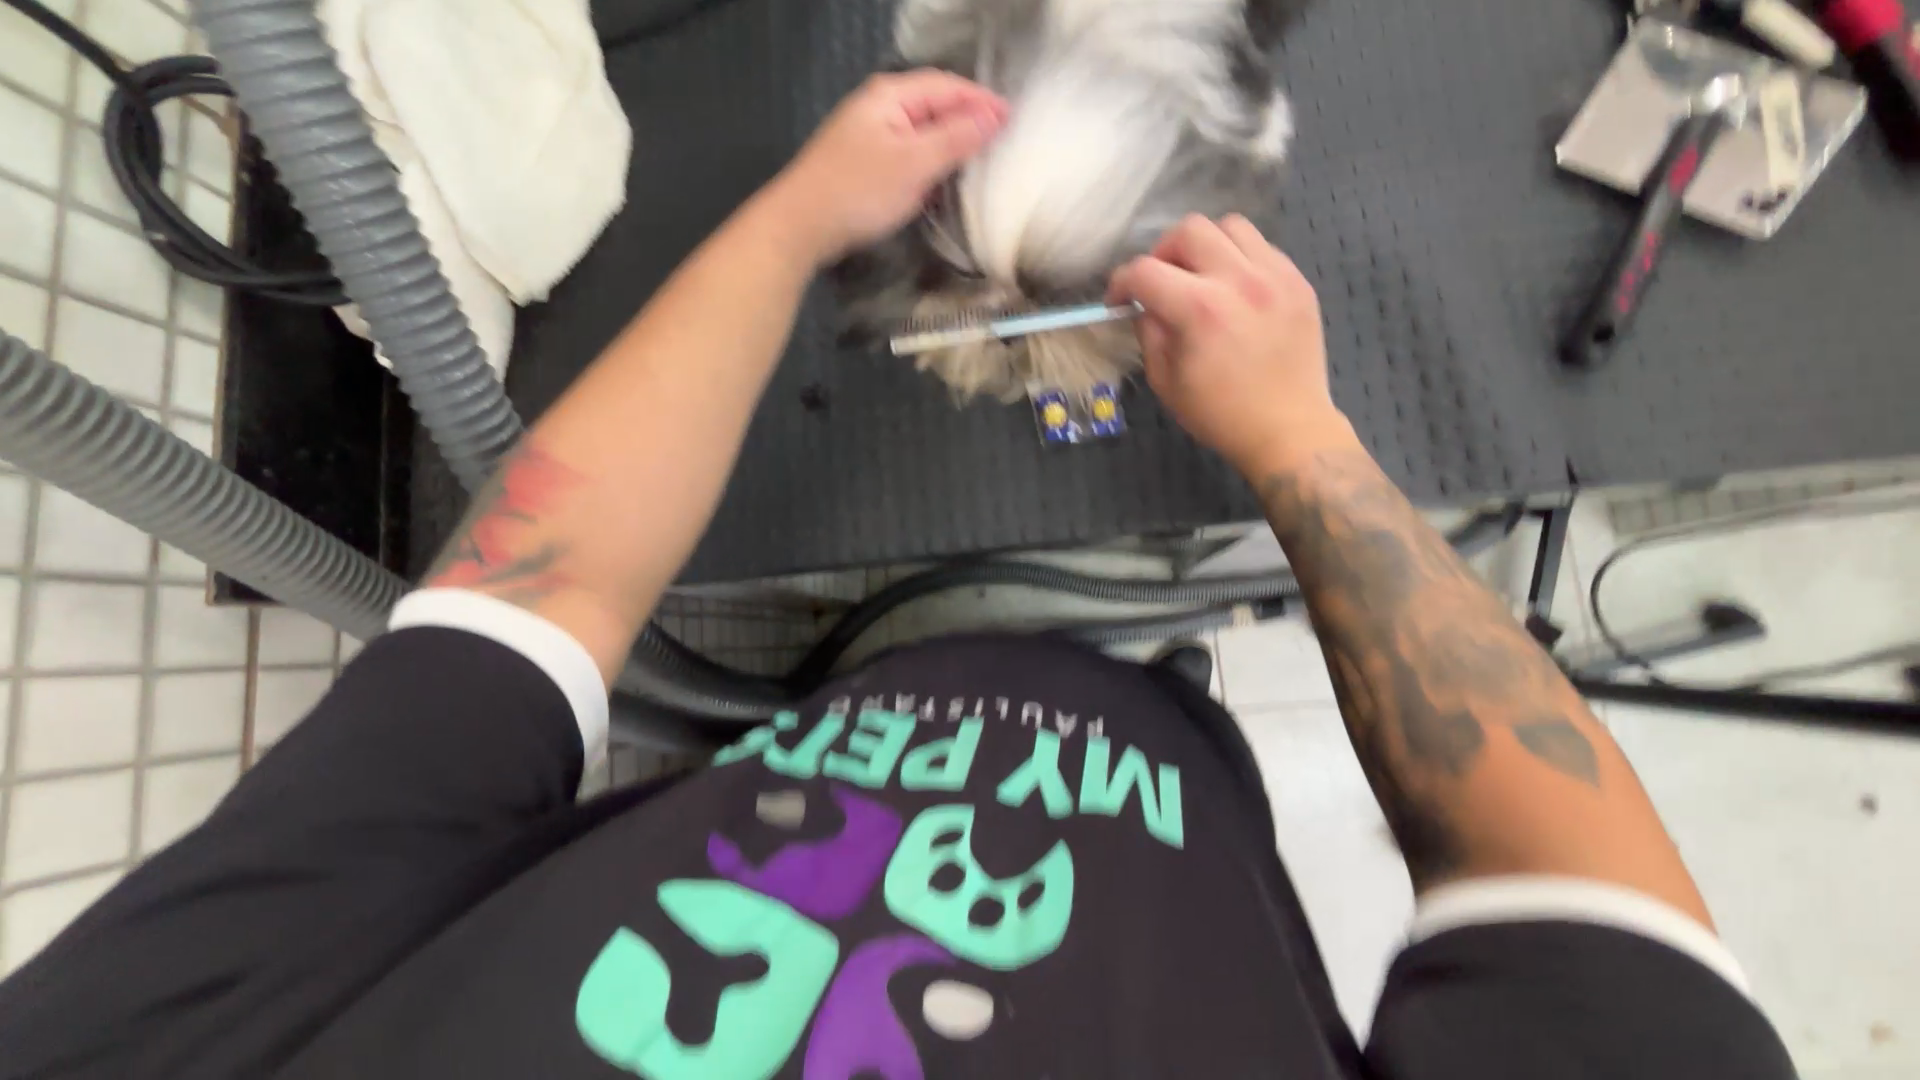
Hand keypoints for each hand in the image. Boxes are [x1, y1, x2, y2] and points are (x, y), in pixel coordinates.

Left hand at [763, 70, 1007, 267]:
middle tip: (1003, 139)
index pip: (947, 87)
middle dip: (968, 119)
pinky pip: (908, 156)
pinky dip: (930, 164)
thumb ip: (956, 138)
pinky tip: (943, 183)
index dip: (982, 101)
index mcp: (891, 96)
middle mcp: (879, 108)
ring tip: (981, 160)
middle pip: (934, 106)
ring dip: (950, 144)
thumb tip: (994, 117)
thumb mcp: (914, 164)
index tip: (1014, 119)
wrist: (801, 226)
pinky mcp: (864, 166)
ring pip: (921, 133)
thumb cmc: (859, 191)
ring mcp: (869, 137)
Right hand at [1108, 215, 1349, 474]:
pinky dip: (1239, 259)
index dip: (1120, 283)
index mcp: (1200, 310)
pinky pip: (1262, 247)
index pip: (1145, 271)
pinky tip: (1234, 290)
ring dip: (1205, 245)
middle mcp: (1239, 280)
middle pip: (1189, 230)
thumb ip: (1150, 333)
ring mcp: (1275, 276)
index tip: (1118, 300)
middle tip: (1161, 283)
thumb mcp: (1166, 381)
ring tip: (1200, 277)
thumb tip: (1146, 305)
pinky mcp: (1298, 281)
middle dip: (1163, 253)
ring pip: (1231, 226)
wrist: (1288, 429)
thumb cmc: (1220, 414)